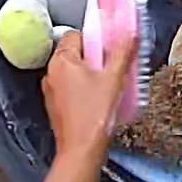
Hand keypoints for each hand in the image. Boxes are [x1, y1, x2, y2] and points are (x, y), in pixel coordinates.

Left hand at [40, 32, 134, 165]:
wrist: (81, 149)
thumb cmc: (94, 113)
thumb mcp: (114, 77)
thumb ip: (122, 51)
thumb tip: (130, 33)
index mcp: (62, 61)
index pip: (75, 34)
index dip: (94, 38)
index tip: (109, 46)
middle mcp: (51, 73)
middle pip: (74, 52)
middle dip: (94, 56)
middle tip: (112, 65)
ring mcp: (51, 90)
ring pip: (72, 70)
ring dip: (89, 71)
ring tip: (108, 82)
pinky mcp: (55, 105)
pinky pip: (69, 86)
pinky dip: (83, 86)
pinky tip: (98, 97)